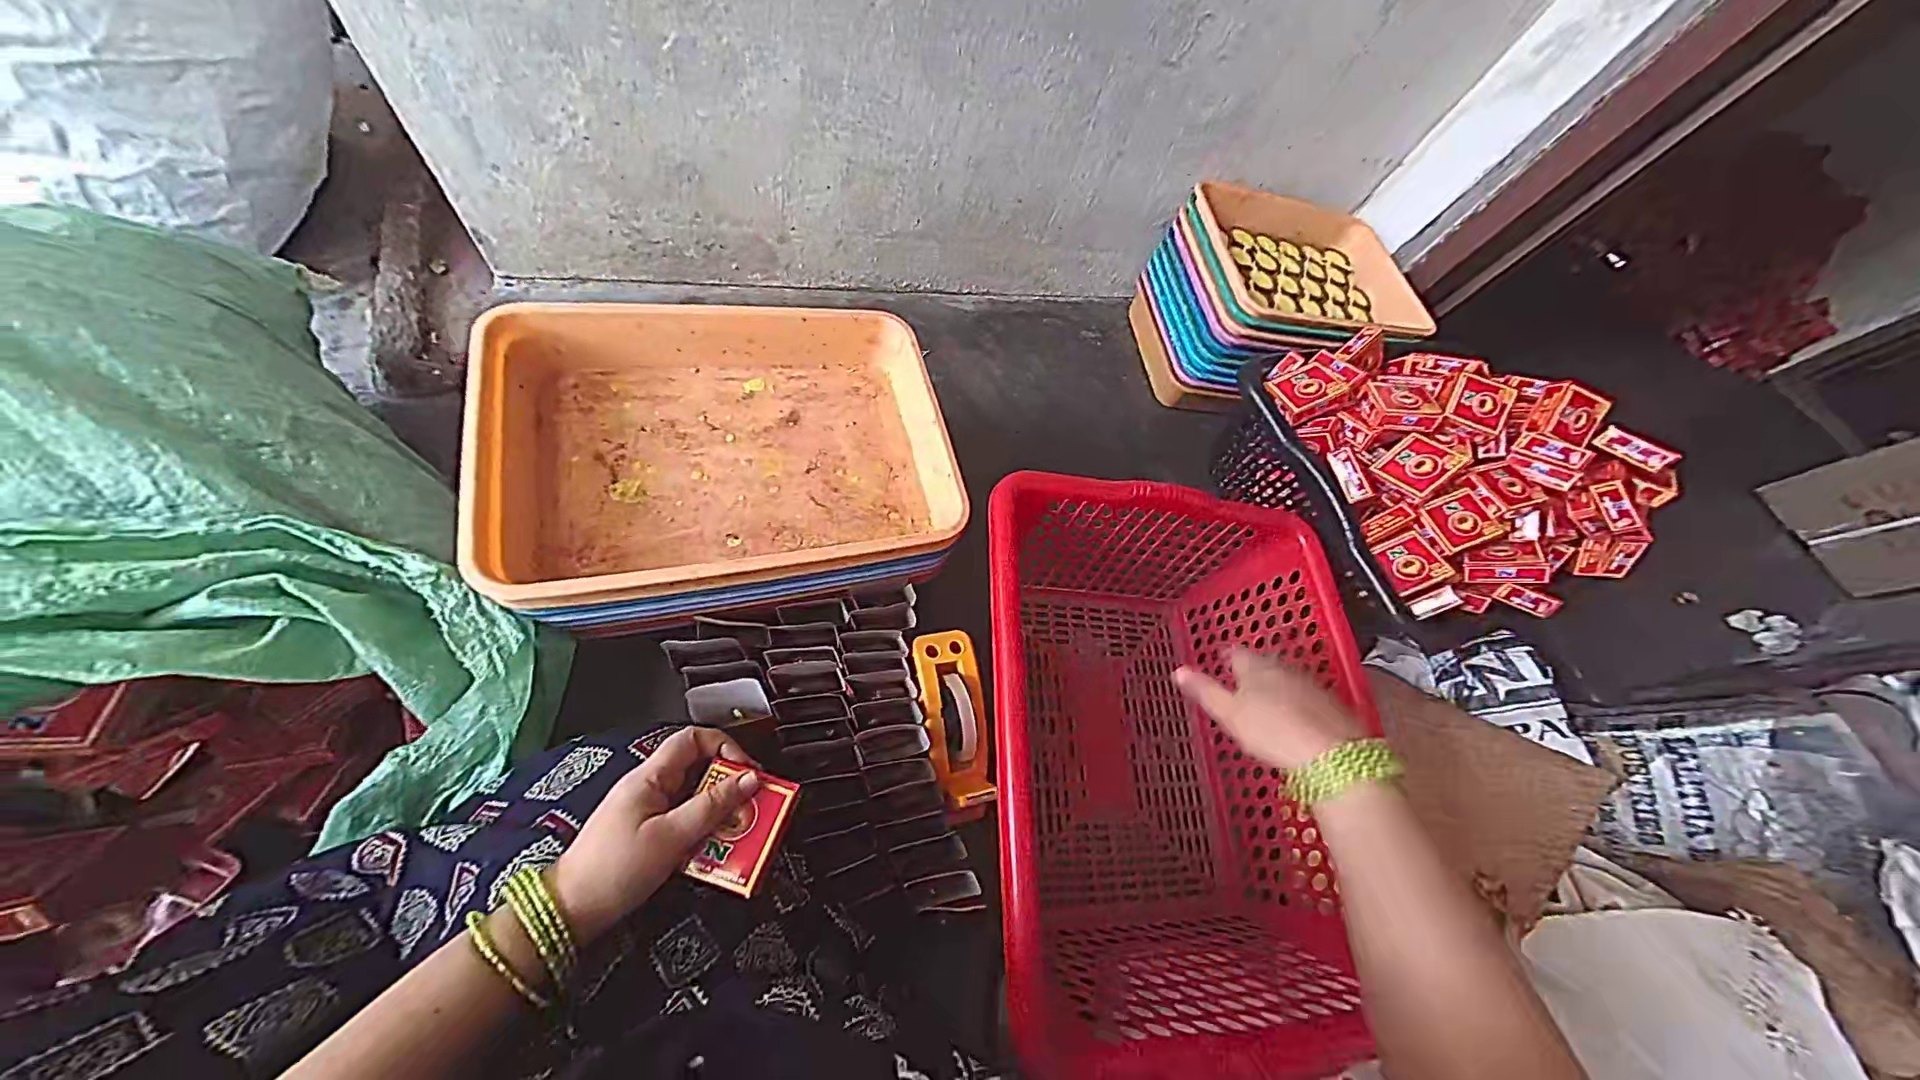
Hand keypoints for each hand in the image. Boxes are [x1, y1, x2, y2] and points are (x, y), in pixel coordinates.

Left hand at [547, 727, 759, 941]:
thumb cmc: (611, 871)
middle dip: (729, 785)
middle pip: (700, 768)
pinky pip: (686, 819)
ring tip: (734, 831)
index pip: (694, 738)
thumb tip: (749, 780)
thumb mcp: (672, 836)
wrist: (568, 912)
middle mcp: (650, 787)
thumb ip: (713, 806)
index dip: (725, 748)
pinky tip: (711, 849)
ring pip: (696, 796)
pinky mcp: (649, 832)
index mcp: (650, 777)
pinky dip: (704, 830)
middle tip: (748, 805)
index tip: (746, 773)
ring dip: (719, 812)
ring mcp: (648, 810)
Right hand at [1173, 648, 1362, 769]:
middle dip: (1253, 668)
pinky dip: (1299, 701)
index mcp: (1256, 667)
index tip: (1220, 657)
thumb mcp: (1229, 714)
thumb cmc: (1274, 732)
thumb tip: (1178, 671)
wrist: (1333, 756)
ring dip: (1277, 684)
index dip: (1226, 654)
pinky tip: (1297, 717)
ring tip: (1267, 698)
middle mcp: (1285, 669)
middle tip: (1241, 677)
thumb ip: (1205, 691)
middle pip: (1265, 662)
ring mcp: (1312, 685)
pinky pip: (1309, 696)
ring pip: (1288, 677)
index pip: (1236, 652)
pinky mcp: (1334, 705)